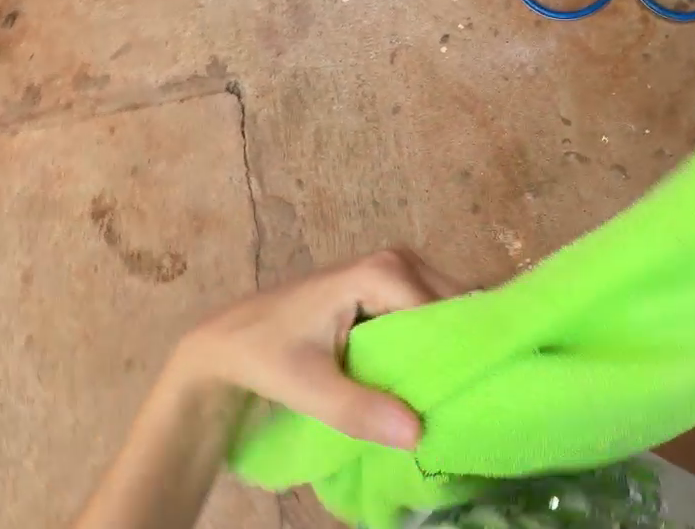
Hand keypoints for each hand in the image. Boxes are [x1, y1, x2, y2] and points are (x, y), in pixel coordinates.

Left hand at [175, 249, 460, 450]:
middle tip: (462, 394)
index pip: (441, 311)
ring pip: (442, 305)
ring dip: (447, 343)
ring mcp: (394, 267)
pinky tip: (430, 373)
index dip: (455, 351)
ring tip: (449, 388)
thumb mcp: (308, 388)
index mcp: (380, 272)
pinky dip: (432, 338)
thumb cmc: (265, 356)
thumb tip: (418, 434)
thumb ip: (359, 409)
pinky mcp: (388, 284)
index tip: (466, 393)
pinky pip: (427, 308)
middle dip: (457, 344)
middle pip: (450, 302)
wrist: (228, 340)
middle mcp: (396, 260)